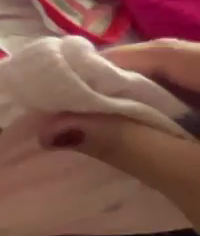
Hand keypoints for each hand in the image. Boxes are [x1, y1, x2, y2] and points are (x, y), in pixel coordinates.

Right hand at [42, 40, 199, 221]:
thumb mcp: (194, 182)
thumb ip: (123, 143)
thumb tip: (49, 125)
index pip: (169, 53)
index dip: (107, 64)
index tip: (57, 88)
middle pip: (189, 66)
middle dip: (128, 84)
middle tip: (77, 110)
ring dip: (154, 104)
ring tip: (112, 127)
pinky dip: (187, 120)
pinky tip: (167, 143)